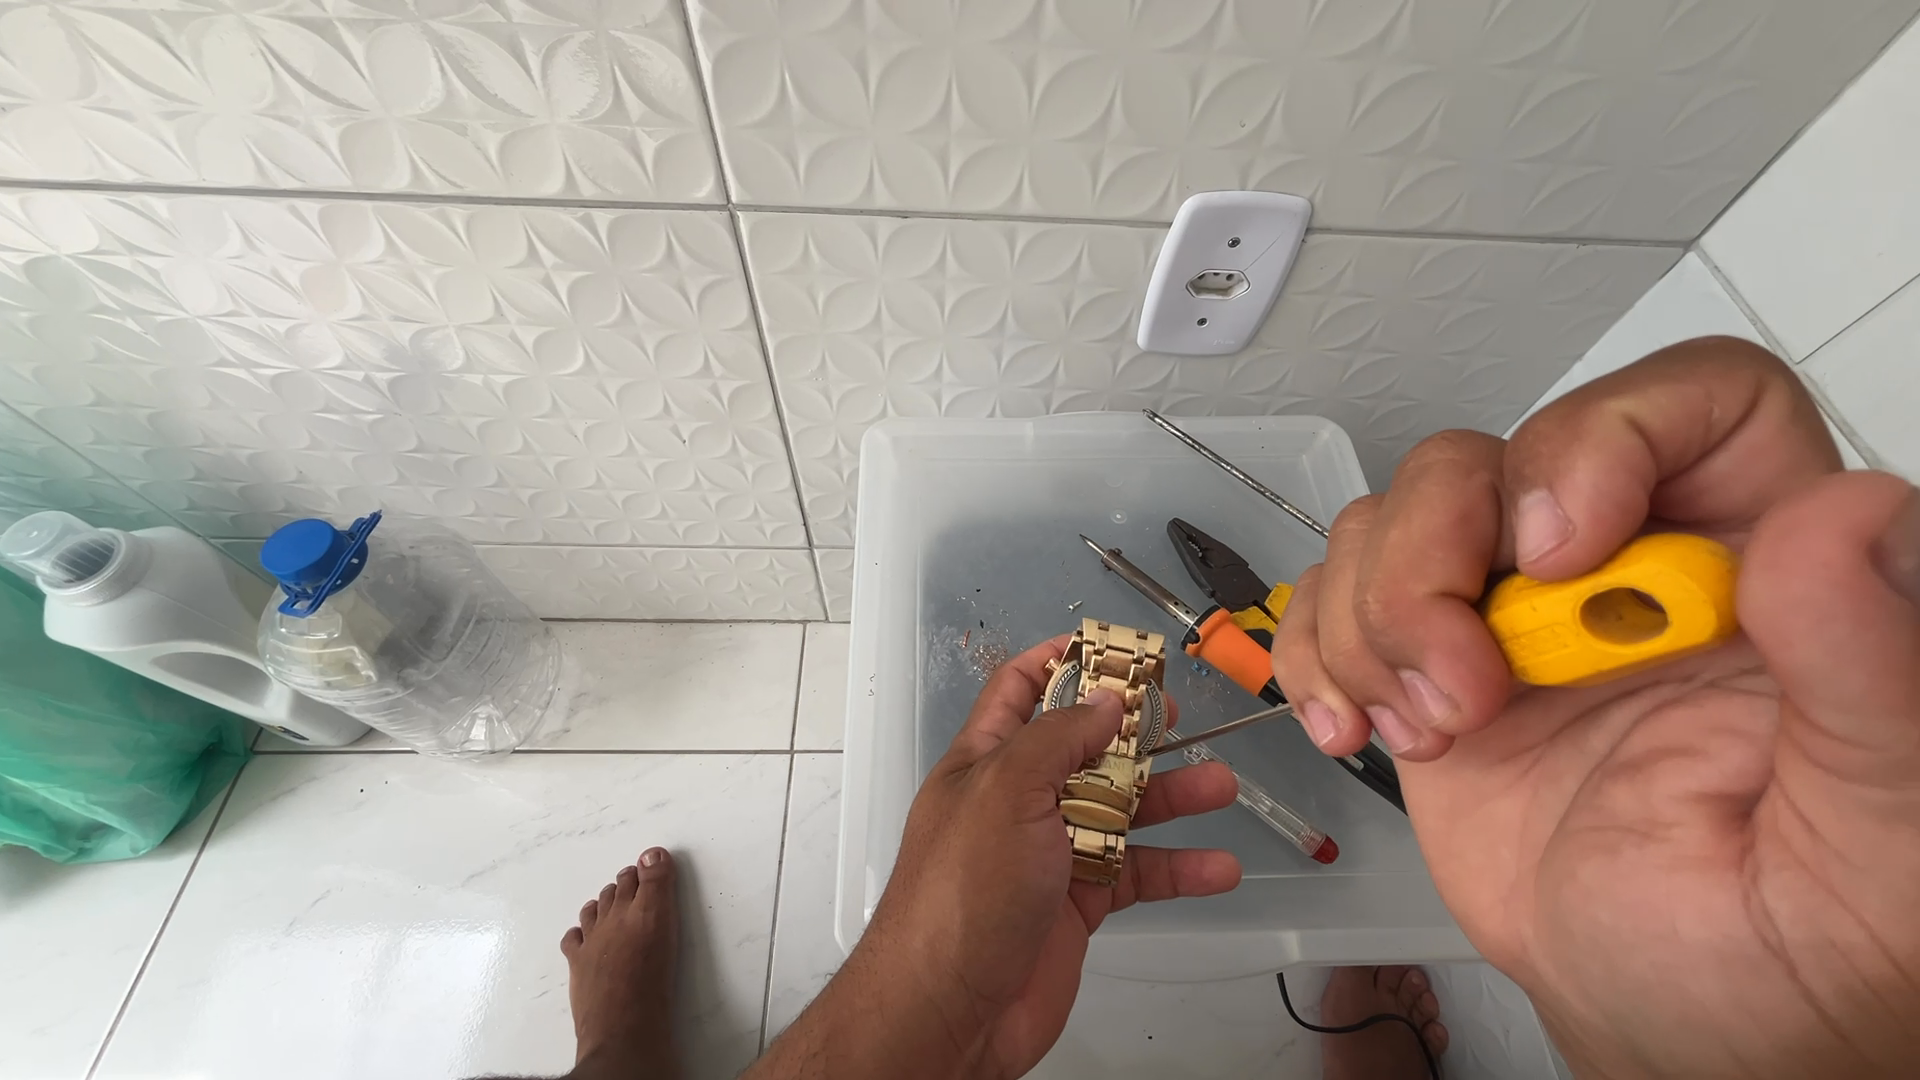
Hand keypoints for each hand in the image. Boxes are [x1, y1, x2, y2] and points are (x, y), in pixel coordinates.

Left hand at [856, 635, 1240, 1077]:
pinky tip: (1218, 867)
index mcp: (989, 757)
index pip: (1022, 687)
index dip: (1062, 660)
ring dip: (1170, 796)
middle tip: (1175, 715)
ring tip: (1220, 783)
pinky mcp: (1079, 901)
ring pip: (1120, 808)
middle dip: (1129, 728)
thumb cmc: (967, 885)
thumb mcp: (1007, 790)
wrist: (950, 1009)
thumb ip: (1059, 738)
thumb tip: (1106, 697)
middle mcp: (1021, 796)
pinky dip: (1176, 868)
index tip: (1114, 649)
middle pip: (1083, 745)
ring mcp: (1052, 848)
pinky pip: (1136, 872)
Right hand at [1270, 337, 1919, 1077]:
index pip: (1684, 404)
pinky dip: (1311, 658)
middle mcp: (1599, 566)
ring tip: (1414, 732)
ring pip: (1378, 525)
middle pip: (1469, 464)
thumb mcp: (1870, 856)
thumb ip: (1872, 685)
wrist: (1639, 1006)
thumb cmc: (1770, 954)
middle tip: (1455, 696)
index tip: (1545, 562)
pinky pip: (1318, 598)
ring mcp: (1484, 607)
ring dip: (1365, 631)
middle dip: (1424, 574)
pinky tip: (1350, 730)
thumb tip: (1852, 513)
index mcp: (1742, 572)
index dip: (1596, 443)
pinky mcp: (1402, 654)